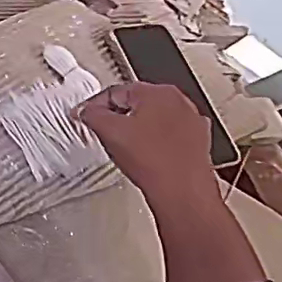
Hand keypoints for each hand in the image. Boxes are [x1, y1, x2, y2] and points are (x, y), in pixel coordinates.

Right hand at [77, 82, 222, 211]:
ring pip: (152, 118)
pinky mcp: (197, 141)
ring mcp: (191, 121)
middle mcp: (179, 102)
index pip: (115, 91)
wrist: (181, 190)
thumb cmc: (154, 161)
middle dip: (115, 116)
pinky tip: (144, 154)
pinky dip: (153, 141)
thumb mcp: (108, 131)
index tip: (84, 115)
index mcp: (158, 93)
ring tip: (125, 147)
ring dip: (135, 129)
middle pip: (135, 102)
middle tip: (103, 131)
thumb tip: (86, 111)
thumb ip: (91, 114)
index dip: (94, 105)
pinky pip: (167, 134)